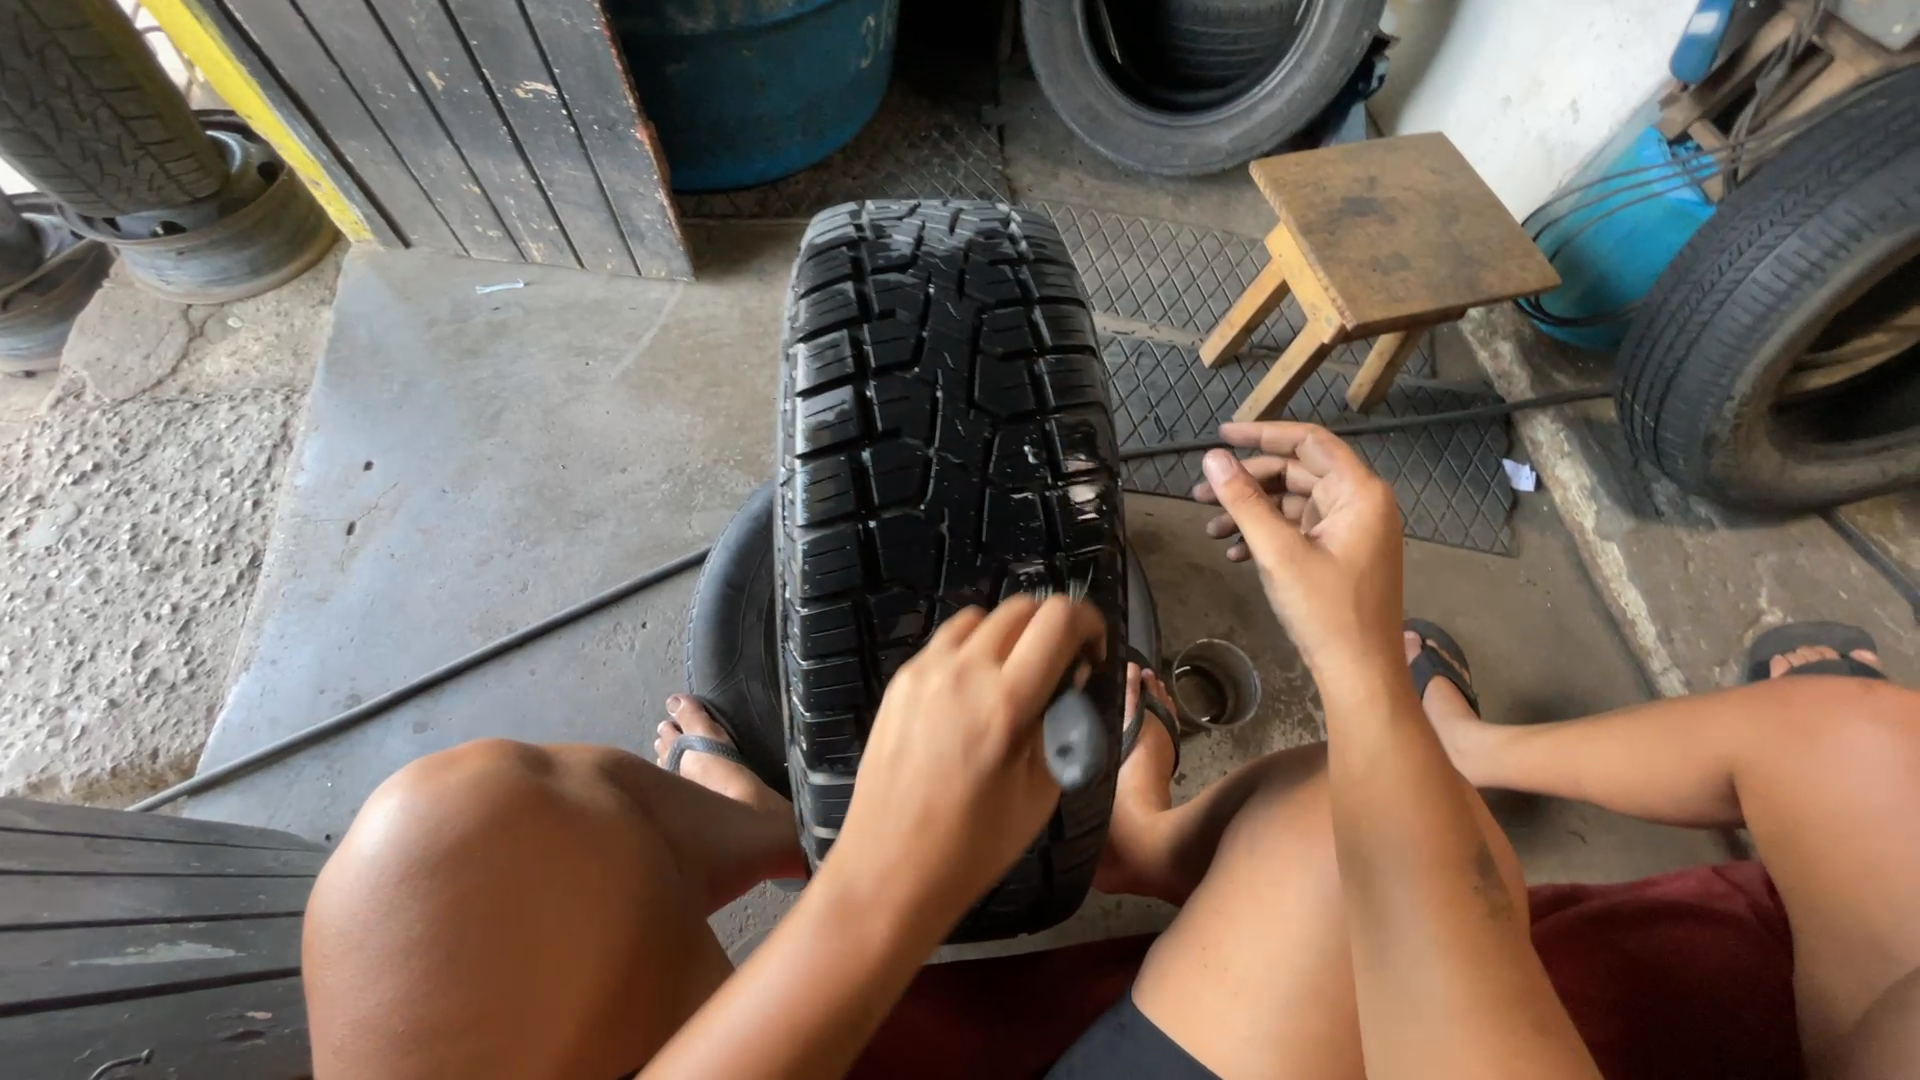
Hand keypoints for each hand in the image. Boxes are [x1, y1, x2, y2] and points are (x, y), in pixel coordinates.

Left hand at [829, 594, 1106, 930]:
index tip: (1092, 649)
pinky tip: (973, 690)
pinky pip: (946, 642)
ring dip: (1010, 633)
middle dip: (1052, 626)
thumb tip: (1070, 682)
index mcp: (1006, 700)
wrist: (889, 866)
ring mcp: (925, 670)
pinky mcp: (900, 680)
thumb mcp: (1041, 792)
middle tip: (1059, 665)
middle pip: (1021, 606)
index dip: (1089, 622)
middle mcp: (964, 670)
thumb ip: (1063, 725)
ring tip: (1014, 674)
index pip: (1060, 619)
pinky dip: (972, 649)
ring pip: (981, 616)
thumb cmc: (975, 844)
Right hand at [1191, 422, 1403, 676]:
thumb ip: (1244, 501)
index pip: (1308, 442)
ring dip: (1252, 512)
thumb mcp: (1277, 552)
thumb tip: (1213, 459)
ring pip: (1293, 503)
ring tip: (1211, 529)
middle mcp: (1361, 503)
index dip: (1262, 435)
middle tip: (1201, 495)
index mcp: (1359, 493)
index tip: (1220, 436)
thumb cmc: (1325, 611)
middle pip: (1296, 473)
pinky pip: (1299, 529)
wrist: (1359, 672)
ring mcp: (1353, 530)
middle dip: (1248, 483)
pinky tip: (1235, 554)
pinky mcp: (1342, 553)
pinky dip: (1267, 534)